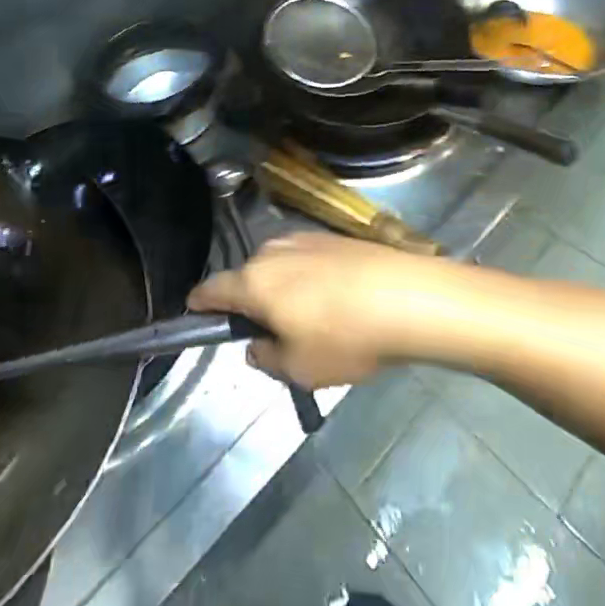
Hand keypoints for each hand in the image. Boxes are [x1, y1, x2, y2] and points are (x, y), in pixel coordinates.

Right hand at [188, 233, 445, 388]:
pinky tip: (337, 302)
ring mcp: (306, 239)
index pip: (211, 290)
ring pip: (280, 267)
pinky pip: (308, 261)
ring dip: (283, 289)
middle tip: (271, 333)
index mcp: (254, 282)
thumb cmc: (344, 337)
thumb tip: (255, 345)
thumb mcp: (299, 368)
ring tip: (311, 320)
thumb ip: (267, 357)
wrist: (409, 298)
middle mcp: (272, 251)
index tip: (195, 312)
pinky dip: (311, 280)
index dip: (200, 304)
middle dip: (251, 302)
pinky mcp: (335, 238)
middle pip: (248, 278)